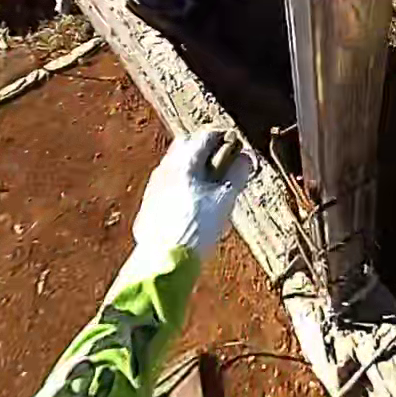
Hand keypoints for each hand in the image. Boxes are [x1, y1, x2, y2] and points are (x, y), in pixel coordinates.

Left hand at [131, 130, 253, 258]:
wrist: (164, 261)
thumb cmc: (197, 228)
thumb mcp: (225, 200)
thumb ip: (237, 174)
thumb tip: (246, 156)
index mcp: (184, 161)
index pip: (206, 136)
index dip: (225, 139)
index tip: (237, 149)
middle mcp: (166, 167)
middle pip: (187, 146)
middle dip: (207, 151)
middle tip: (224, 166)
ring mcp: (154, 185)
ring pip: (176, 166)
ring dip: (194, 169)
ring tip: (211, 189)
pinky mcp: (149, 203)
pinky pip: (168, 185)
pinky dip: (182, 186)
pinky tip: (192, 206)